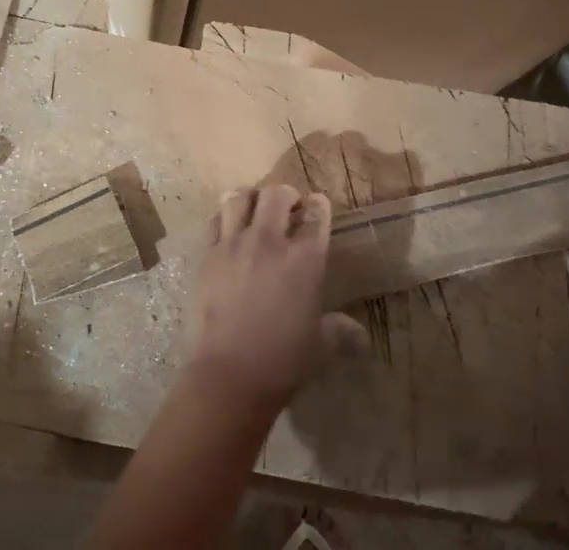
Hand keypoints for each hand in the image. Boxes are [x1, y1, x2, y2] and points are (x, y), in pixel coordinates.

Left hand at [185, 185, 364, 413]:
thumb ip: (342, 332)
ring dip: (250, 198)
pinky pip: (214, 222)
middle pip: (276, 195)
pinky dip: (223, 218)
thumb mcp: (322, 346)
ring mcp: (233, 245)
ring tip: (255, 209)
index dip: (319, 206)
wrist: (229, 374)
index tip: (318, 205)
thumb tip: (362, 338)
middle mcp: (269, 242)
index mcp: (305, 260)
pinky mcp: (207, 255)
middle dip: (286, 195)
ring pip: (239, 198)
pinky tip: (228, 230)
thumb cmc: (283, 360)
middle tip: (288, 206)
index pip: (316, 216)